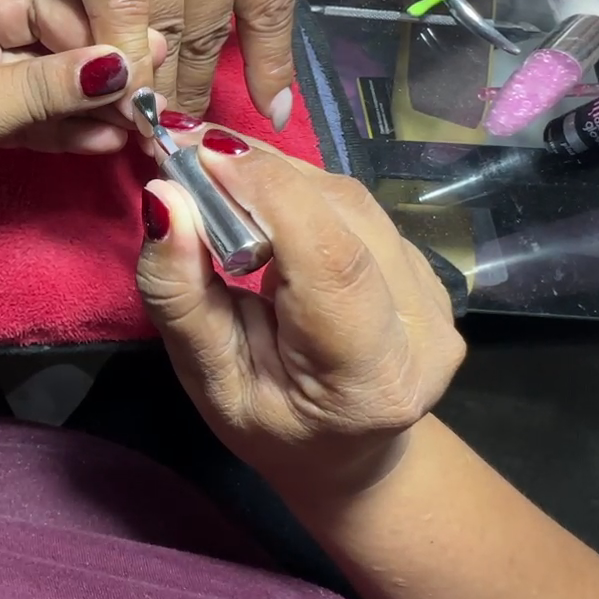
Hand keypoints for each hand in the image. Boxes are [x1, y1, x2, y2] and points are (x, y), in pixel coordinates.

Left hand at [0, 0, 165, 244]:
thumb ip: (40, 88)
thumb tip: (123, 64)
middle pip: (41, 5)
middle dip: (91, 38)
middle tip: (145, 70)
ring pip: (47, 63)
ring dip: (90, 87)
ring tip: (142, 109)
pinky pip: (38, 109)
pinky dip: (69, 122)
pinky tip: (109, 138)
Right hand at [135, 133, 464, 499]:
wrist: (345, 451)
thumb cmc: (266, 424)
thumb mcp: (204, 377)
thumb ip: (179, 294)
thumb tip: (163, 199)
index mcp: (366, 377)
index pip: (330, 260)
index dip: (267, 192)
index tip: (198, 152)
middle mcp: (423, 329)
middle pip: (342, 214)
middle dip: (257, 169)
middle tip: (185, 147)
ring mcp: (435, 295)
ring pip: (348, 198)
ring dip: (272, 170)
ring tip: (210, 164)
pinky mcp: (424, 268)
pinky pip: (352, 206)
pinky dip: (293, 185)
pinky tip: (253, 191)